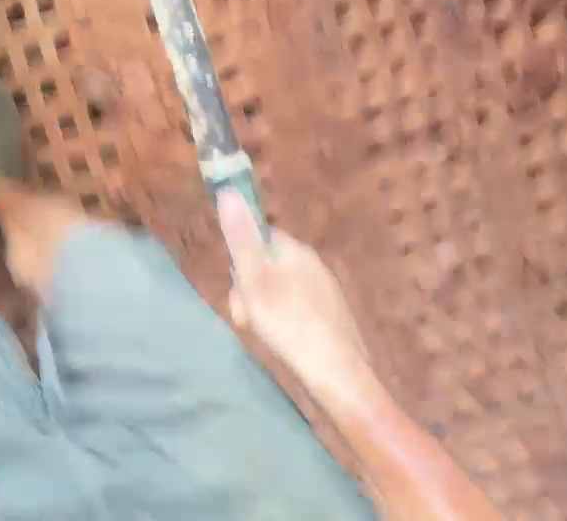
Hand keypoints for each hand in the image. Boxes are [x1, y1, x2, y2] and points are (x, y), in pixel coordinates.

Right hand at [216, 191, 375, 406]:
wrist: (339, 376)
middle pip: (268, 264)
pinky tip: (285, 340)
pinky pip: (298, 308)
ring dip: (265, 306)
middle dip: (250, 287)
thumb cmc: (288, 323)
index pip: (259, 236)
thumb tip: (228, 191)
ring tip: (265, 331)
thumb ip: (240, 237)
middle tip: (247, 316)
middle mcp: (314, 265)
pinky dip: (286, 321)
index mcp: (296, 251)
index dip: (240, 258)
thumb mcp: (253, 278)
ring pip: (281, 289)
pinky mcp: (334, 318)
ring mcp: (327, 292)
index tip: (236, 283)